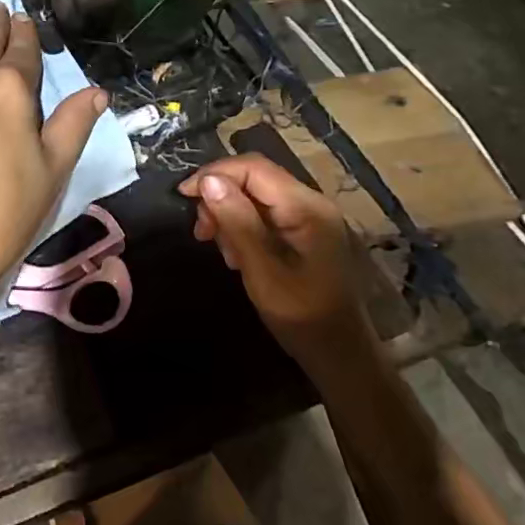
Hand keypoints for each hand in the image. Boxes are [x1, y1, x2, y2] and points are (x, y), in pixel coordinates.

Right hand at [181, 154, 366, 364]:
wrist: (340, 356)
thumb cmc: (303, 318)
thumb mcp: (263, 273)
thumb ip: (238, 223)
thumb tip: (208, 181)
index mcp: (307, 208)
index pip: (254, 168)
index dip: (215, 174)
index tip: (183, 196)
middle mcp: (312, 202)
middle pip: (256, 177)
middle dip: (221, 194)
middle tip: (201, 231)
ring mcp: (310, 216)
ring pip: (258, 194)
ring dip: (230, 212)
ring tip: (219, 247)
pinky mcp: (305, 231)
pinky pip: (266, 213)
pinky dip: (243, 224)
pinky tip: (236, 253)